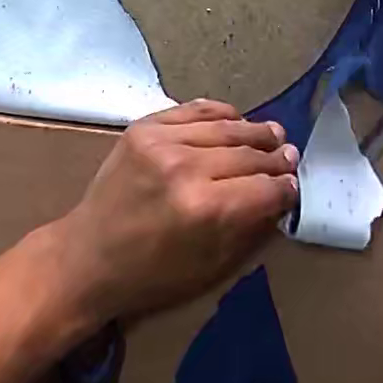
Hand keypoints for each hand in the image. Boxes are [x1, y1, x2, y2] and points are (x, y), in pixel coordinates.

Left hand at [44, 99, 298, 323]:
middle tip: (290, 156)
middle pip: (248, 154)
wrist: (87, 255)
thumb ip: (249, 225)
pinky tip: (236, 119)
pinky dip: (220, 113)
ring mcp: (161, 141)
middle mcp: (185, 167)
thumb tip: (279, 193)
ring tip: (272, 134)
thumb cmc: (150, 273)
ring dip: (254, 131)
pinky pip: (194, 110)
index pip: (263, 188)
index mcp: (204, 208)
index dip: (285, 187)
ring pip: (225, 126)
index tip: (295, 185)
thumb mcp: (210, 264)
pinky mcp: (144, 127)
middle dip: (275, 158)